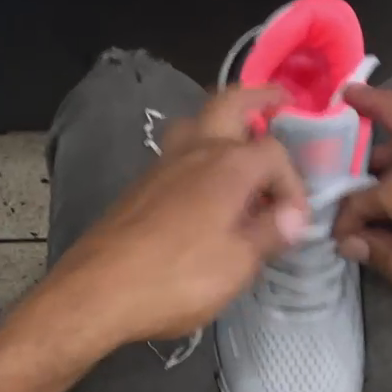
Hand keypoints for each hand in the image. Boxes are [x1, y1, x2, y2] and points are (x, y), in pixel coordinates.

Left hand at [36, 87, 308, 347]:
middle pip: (230, 103)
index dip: (293, 183)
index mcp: (229, 165)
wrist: (97, 293)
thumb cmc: (176, 279)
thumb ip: (268, 234)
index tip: (294, 223)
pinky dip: (196, 157)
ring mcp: (160, 167)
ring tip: (237, 145)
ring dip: (220, 125)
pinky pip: (174, 156)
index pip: (275, 153)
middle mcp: (194, 152)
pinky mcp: (137, 189)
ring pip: (194, 125)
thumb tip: (293, 217)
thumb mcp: (237, 265)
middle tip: (280, 104)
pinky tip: (200, 190)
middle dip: (259, 99)